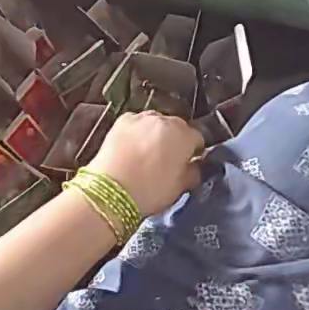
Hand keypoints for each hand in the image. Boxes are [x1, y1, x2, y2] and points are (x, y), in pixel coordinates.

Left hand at [83, 110, 204, 216]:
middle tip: (166, 162)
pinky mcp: (122, 121)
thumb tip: (195, 165)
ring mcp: (142, 118)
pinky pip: (137, 124)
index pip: (197, 138)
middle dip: (175, 141)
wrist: (111, 190)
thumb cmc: (149, 191)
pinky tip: (132, 149)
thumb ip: (193, 172)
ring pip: (155, 123)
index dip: (194, 152)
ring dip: (155, 135)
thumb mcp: (180, 187)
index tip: (188, 162)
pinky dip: (137, 132)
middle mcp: (164, 120)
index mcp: (184, 135)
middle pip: (176, 127)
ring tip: (146, 155)